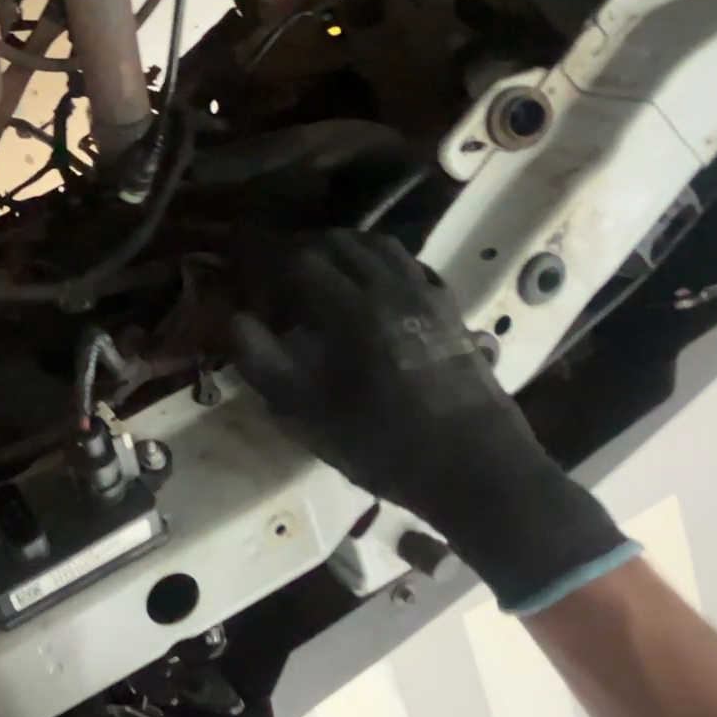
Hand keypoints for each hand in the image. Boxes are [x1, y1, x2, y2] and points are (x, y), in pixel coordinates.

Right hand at [231, 230, 635, 612]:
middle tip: (275, 278)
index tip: (249, 285)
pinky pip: (411, 265)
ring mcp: (428, 297)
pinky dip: (380, 262)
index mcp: (354, 313)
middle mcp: (392, 291)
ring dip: (341, 250)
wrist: (480, 473)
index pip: (300, 260)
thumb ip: (263, 362)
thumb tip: (236, 319)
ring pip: (379, 246)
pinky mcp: (450, 311)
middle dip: (300, 251)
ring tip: (318, 275)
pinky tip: (368, 289)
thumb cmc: (384, 446)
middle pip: (339, 242)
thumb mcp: (308, 415)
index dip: (267, 266)